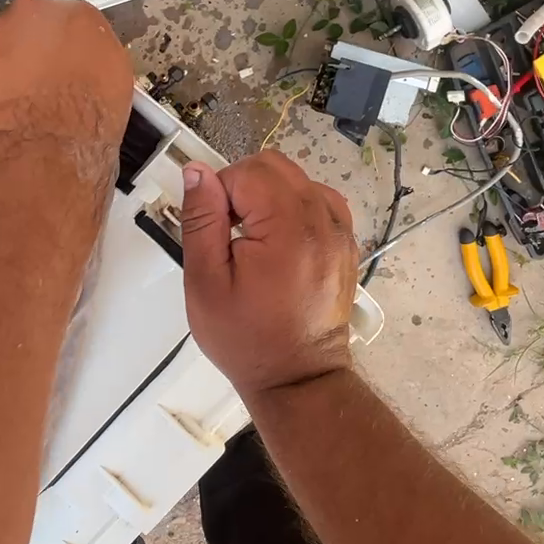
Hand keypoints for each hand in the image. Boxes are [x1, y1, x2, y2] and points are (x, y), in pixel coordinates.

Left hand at [0, 0, 130, 172]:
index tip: (66, 66)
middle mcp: (38, 15)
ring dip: (3, 69)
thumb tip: (86, 76)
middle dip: (32, 53)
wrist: (42, 150)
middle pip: (31, 26)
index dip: (68, 50)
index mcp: (82, 19)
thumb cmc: (81, 129)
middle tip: (39, 86)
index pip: (73, 23)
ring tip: (15, 105)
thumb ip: (94, 67)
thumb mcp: (113, 91)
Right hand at [179, 152, 358, 396]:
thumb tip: (197, 171)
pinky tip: (279, 243)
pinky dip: (292, 208)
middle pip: (274, 166)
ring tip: (254, 241)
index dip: (221, 194)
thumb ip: (201, 219)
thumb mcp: (205, 282)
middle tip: (230, 235)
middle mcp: (322, 218)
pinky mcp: (346, 242)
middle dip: (243, 188)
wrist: (298, 378)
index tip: (217, 234)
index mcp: (289, 226)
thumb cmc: (245, 337)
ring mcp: (340, 229)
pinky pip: (316, 200)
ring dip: (267, 196)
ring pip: (296, 179)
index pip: (246, 171)